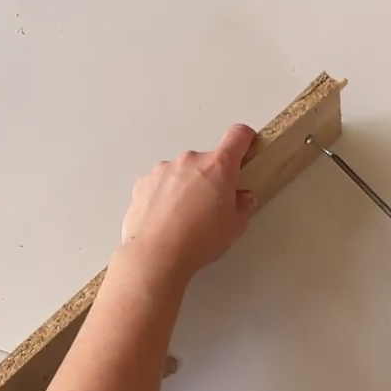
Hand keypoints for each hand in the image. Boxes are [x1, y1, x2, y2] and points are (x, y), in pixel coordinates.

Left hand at [115, 125, 258, 289]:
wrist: (156, 254)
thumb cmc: (197, 241)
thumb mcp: (234, 227)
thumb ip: (242, 206)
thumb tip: (241, 198)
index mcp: (218, 167)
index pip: (237, 136)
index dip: (244, 139)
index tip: (246, 144)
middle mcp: (190, 161)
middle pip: (207, 161)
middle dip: (211, 178)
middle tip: (212, 206)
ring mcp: (164, 169)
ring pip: (182, 172)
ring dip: (186, 186)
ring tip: (185, 218)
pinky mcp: (144, 182)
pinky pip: (161, 183)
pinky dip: (165, 195)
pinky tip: (166, 219)